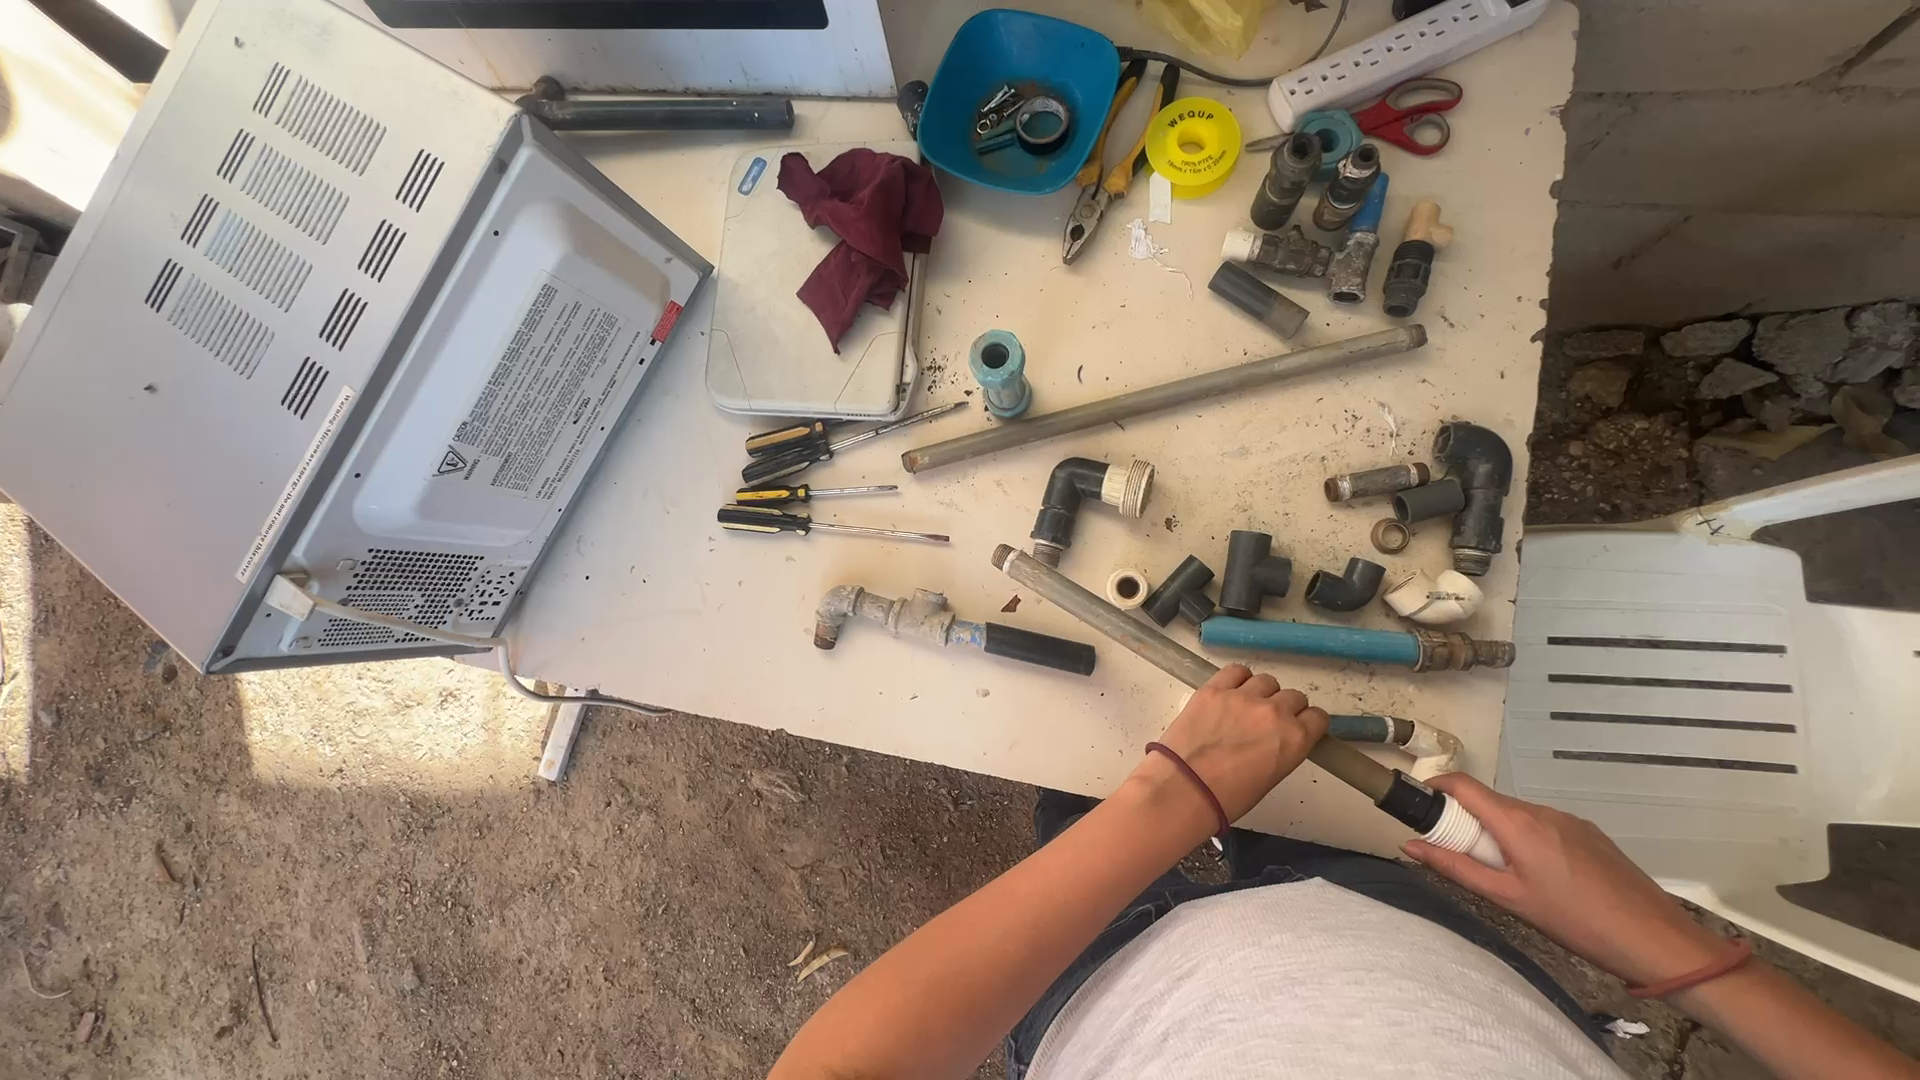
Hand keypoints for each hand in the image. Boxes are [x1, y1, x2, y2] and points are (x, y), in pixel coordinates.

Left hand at [1144, 665, 1328, 821]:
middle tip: (1267, 721)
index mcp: (1295, 739)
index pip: (1317, 717)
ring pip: (1266, 681)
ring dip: (1261, 692)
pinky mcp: (1213, 689)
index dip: (1307, 722)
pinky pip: (1235, 671)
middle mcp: (1274, 712)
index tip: (1298, 726)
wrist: (1184, 788)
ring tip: (1246, 707)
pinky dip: (1236, 679)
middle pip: (1293, 696)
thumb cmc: (1228, 796)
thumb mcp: (1271, 777)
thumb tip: (1274, 739)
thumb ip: (1282, 749)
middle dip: (1285, 708)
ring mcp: (1242, 697)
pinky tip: (1230, 691)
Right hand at [1404, 772, 1727, 986]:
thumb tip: (1409, 844)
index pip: (1462, 784)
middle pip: (1488, 801)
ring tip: (1505, 872)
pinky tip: (1543, 875)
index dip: (1434, 786)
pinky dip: (1527, 838)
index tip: (1417, 804)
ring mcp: (1569, 820)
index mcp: (1516, 822)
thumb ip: (1455, 867)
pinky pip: (1544, 825)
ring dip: (1498, 831)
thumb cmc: (1575, 921)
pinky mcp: (1590, 833)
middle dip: (1465, 818)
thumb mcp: (1507, 899)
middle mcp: (1540, 810)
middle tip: (1459, 853)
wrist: (1660, 942)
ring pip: (1517, 815)